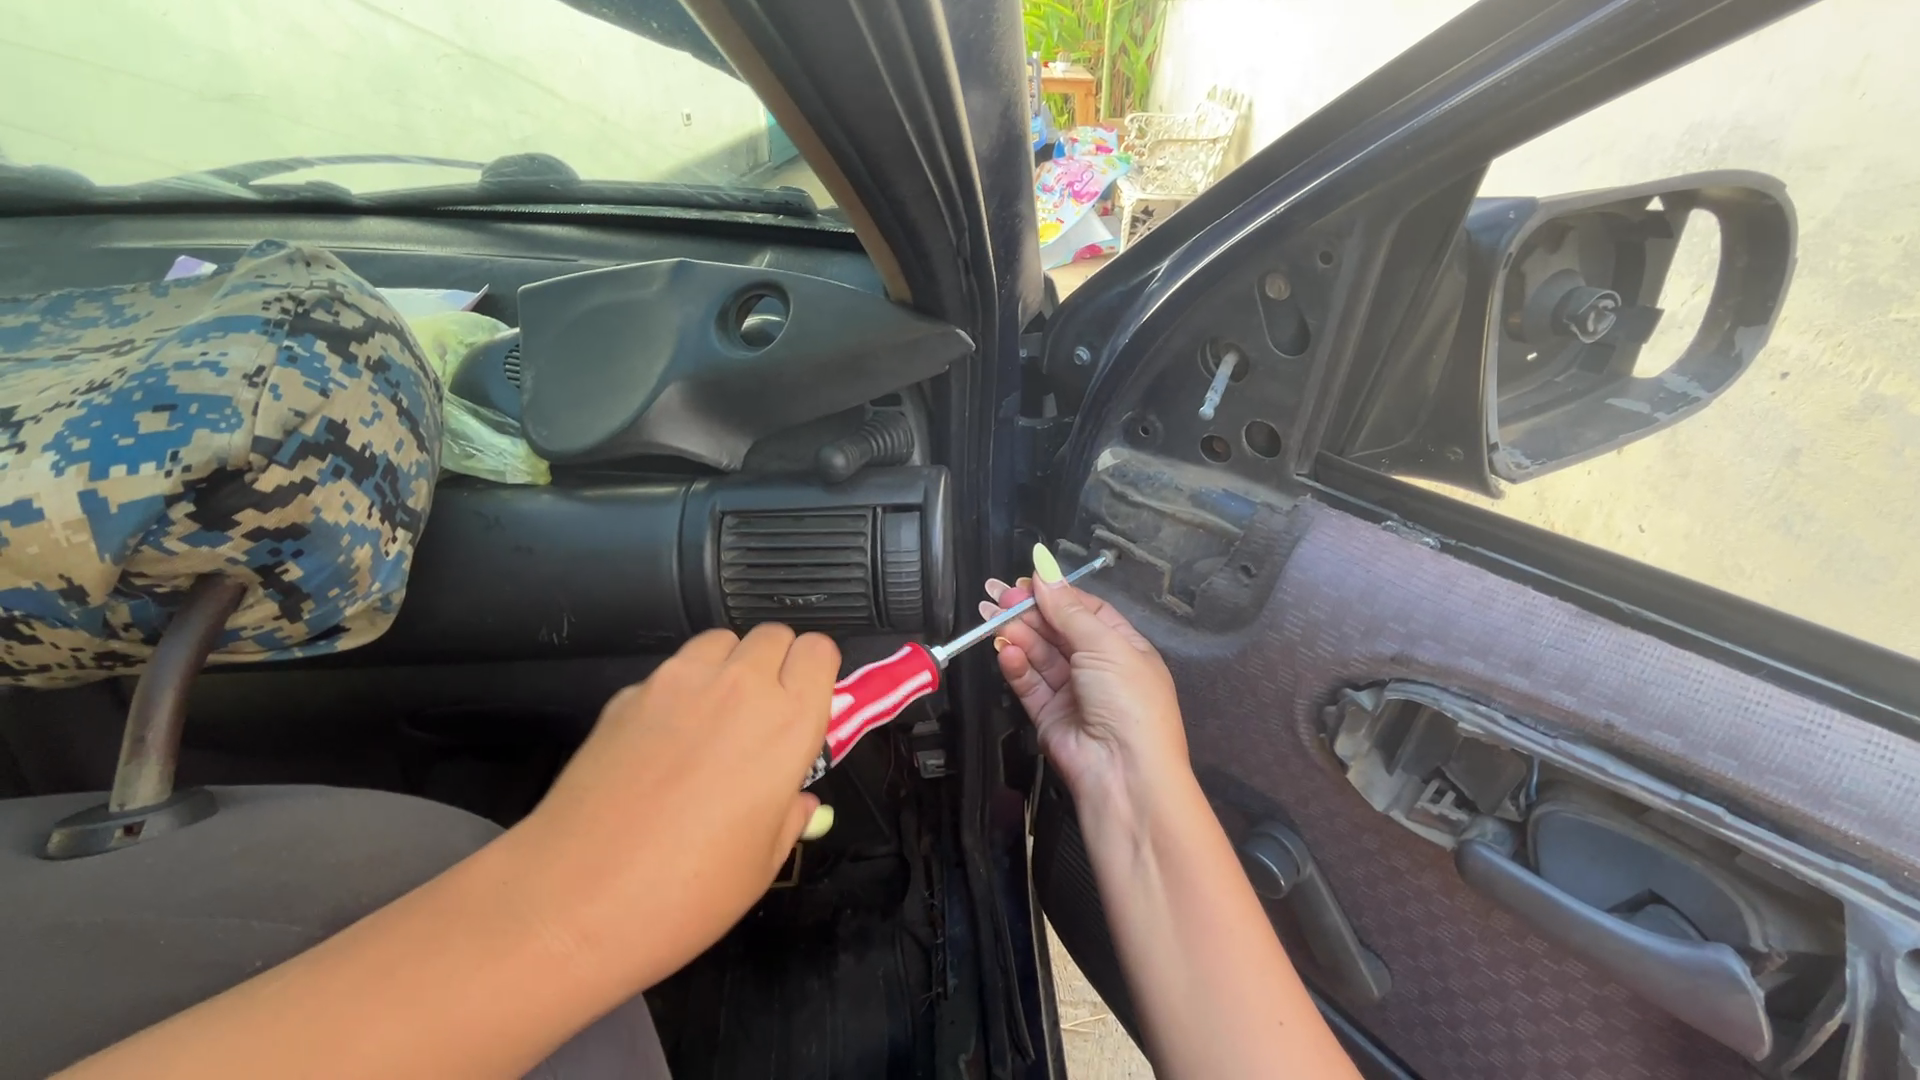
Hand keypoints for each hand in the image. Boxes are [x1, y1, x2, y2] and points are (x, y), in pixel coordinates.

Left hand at [515, 624, 839, 983]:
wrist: (574, 901)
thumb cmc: (689, 892)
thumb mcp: (765, 863)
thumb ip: (791, 816)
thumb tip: (798, 801)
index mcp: (787, 723)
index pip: (818, 651)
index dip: (816, 673)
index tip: (806, 705)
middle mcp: (739, 687)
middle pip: (772, 635)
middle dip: (776, 665)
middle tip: (762, 716)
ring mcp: (677, 683)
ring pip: (720, 641)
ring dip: (728, 667)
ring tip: (712, 719)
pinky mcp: (627, 694)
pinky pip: (669, 672)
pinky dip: (678, 692)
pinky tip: (659, 744)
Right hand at [984, 545, 1188, 803]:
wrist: (1124, 773)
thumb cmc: (1128, 700)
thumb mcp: (1105, 645)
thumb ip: (1068, 610)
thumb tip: (1045, 573)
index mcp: (1124, 648)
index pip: (1086, 611)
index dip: (1057, 594)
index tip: (1027, 580)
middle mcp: (1099, 669)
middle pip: (1058, 631)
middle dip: (1028, 611)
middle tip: (995, 593)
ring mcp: (1073, 694)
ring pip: (1040, 656)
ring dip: (1017, 634)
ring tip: (990, 616)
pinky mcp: (1050, 717)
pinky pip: (1029, 684)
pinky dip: (1016, 666)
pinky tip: (1004, 650)